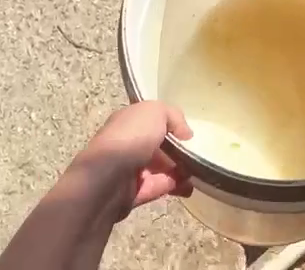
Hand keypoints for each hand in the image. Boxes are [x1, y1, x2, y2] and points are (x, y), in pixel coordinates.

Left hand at [70, 102, 194, 218]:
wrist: (106, 179)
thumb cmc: (131, 138)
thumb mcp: (156, 112)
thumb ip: (174, 116)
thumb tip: (186, 133)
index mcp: (128, 121)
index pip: (150, 119)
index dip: (170, 124)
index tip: (187, 134)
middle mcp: (127, 143)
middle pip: (156, 145)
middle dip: (176, 150)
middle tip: (196, 155)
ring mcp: (128, 169)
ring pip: (158, 168)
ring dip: (178, 170)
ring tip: (197, 174)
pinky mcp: (131, 193)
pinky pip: (156, 187)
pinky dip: (172, 186)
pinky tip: (188, 187)